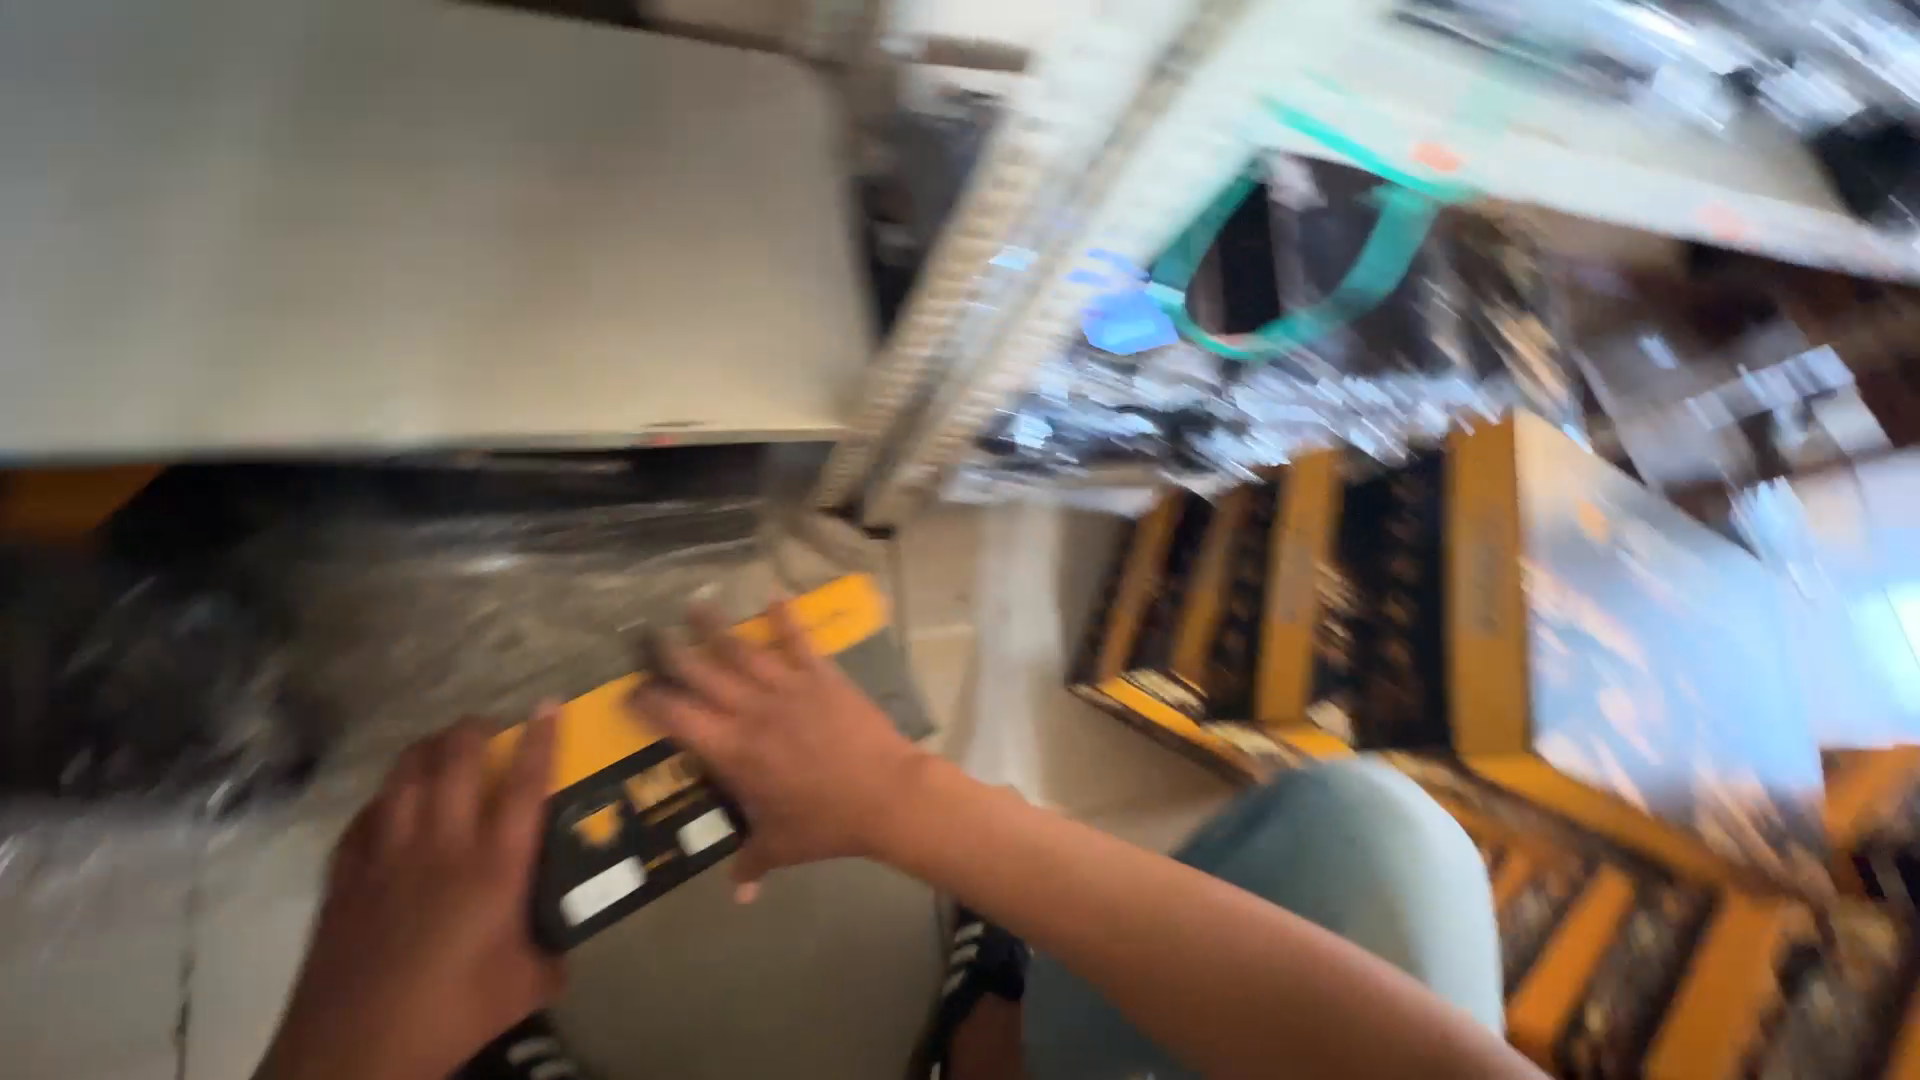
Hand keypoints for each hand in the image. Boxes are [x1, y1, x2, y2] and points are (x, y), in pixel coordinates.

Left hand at [256, 708, 564, 1079]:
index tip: (547, 704)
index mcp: (496, 865)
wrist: (353, 1054)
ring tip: (438, 748)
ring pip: (402, 781)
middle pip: (454, 764)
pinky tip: (388, 806)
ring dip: (423, 754)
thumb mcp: (525, 986)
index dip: (540, 739)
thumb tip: (564, 949)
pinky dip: (381, 802)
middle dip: (471, 731)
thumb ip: (551, 955)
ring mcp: (387, 860)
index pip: (524, 784)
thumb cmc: (453, 1012)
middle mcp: (443, 847)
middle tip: (485, 726)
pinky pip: (362, 822)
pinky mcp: (345, 882)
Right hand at [628, 596, 931, 897]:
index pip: (677, 719)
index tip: (630, 691)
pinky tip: (774, 595)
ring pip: (742, 651)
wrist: (886, 794)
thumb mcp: (782, 846)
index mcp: (733, 750)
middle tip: (648, 635)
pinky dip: (786, 618)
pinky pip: (799, 642)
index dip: (650, 703)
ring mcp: (788, 688)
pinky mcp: (822, 676)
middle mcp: (752, 711)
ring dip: (716, 628)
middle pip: (702, 675)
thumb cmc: (827, 822)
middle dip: (671, 654)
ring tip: (694, 605)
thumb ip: (751, 864)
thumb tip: (736, 893)